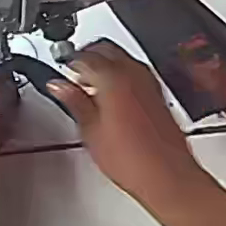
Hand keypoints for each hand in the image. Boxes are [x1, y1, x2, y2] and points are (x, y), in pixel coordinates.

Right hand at [48, 40, 212, 212]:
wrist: (167, 177)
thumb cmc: (134, 160)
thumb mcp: (90, 130)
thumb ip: (73, 101)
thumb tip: (59, 86)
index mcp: (113, 77)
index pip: (84, 55)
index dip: (68, 62)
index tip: (61, 72)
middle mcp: (133, 73)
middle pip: (105, 48)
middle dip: (86, 56)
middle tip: (73, 73)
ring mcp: (149, 82)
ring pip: (121, 57)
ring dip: (104, 64)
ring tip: (89, 85)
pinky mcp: (158, 93)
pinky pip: (134, 71)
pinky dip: (120, 74)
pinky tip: (111, 95)